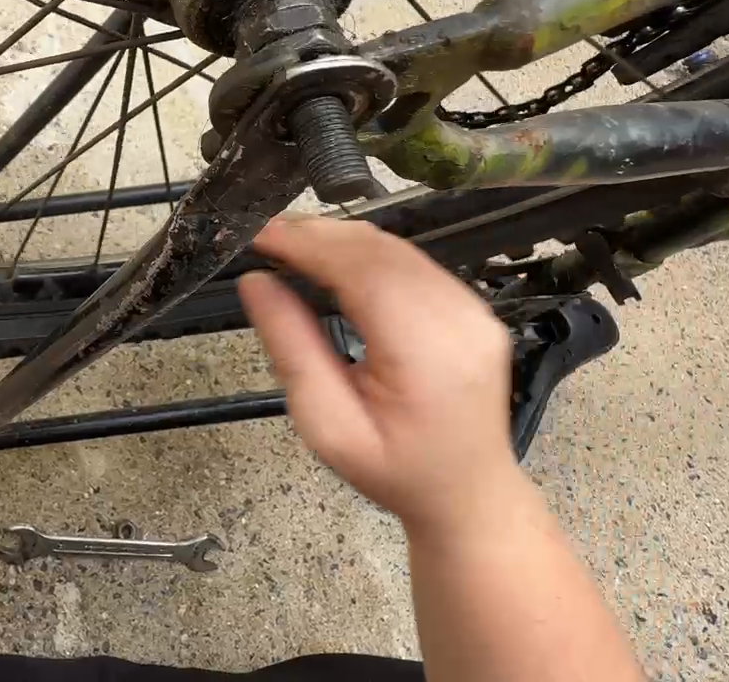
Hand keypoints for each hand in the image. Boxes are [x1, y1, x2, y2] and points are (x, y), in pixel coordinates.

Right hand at [237, 214, 526, 534]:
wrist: (467, 494)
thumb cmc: (394, 469)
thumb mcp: (325, 424)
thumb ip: (291, 348)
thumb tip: (256, 283)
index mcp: (429, 355)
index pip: (363, 272)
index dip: (308, 245)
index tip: (260, 235)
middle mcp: (460, 321)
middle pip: (379, 251)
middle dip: (317, 234)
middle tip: (265, 234)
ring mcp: (472, 309)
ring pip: (394, 247)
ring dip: (337, 238)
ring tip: (288, 242)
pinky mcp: (470, 305)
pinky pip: (410, 260)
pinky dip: (362, 250)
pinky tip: (329, 257)